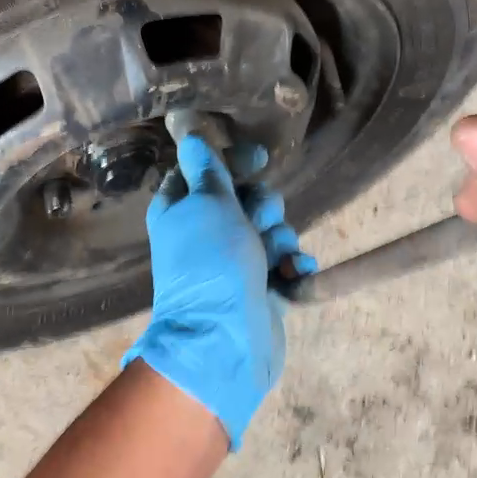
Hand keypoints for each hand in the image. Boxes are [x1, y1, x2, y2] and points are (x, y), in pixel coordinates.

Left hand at [124, 135, 314, 449]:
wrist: (225, 342)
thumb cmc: (212, 262)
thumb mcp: (208, 203)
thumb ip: (207, 169)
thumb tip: (189, 135)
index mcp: (180, 208)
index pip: (203, 169)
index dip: (231, 160)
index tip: (258, 159)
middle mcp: (204, 231)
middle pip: (244, 197)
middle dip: (262, 204)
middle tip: (261, 218)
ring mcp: (233, 261)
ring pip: (268, 228)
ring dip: (279, 236)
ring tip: (276, 255)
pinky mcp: (260, 287)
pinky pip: (283, 262)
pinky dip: (292, 264)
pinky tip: (296, 272)